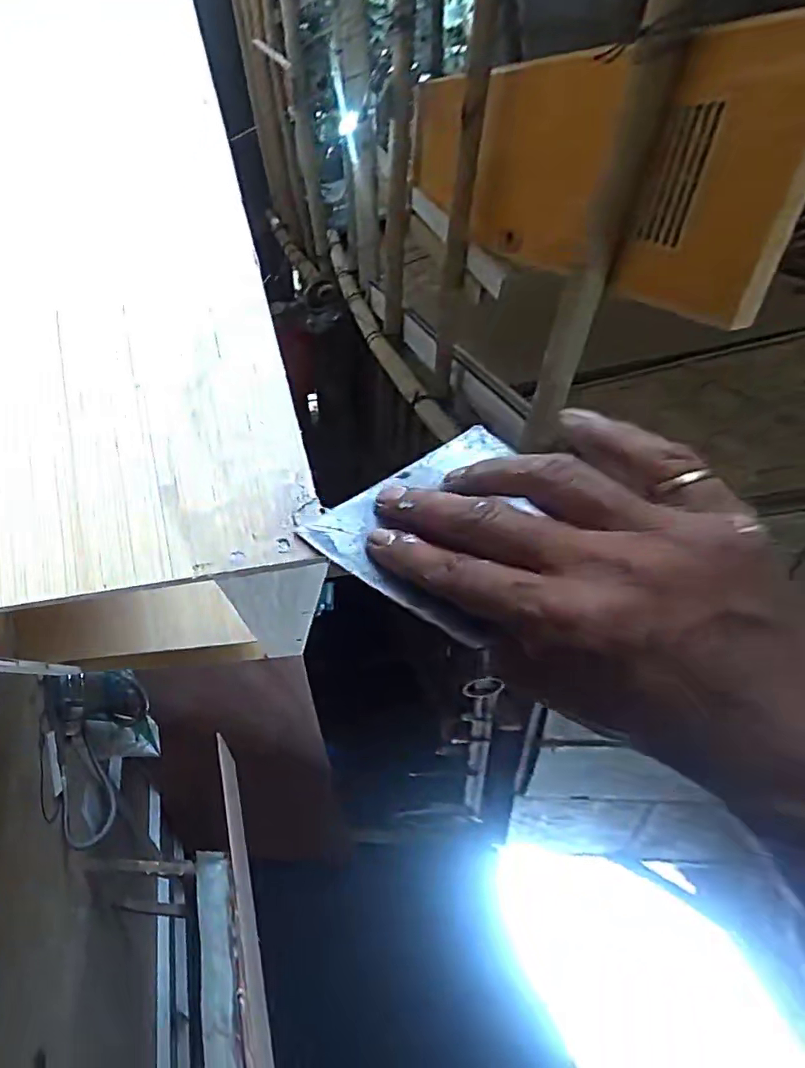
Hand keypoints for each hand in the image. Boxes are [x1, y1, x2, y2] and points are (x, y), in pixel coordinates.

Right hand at [362, 409, 804, 811]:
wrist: (778, 718)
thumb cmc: (641, 707)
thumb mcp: (540, 679)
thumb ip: (488, 626)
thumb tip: (443, 585)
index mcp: (557, 616)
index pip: (455, 572)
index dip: (405, 552)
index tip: (374, 537)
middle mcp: (603, 566)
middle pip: (492, 521)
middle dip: (428, 508)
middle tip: (394, 498)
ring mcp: (665, 534)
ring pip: (559, 479)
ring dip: (493, 472)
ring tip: (460, 475)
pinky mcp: (719, 518)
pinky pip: (663, 461)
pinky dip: (613, 435)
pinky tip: (569, 421)